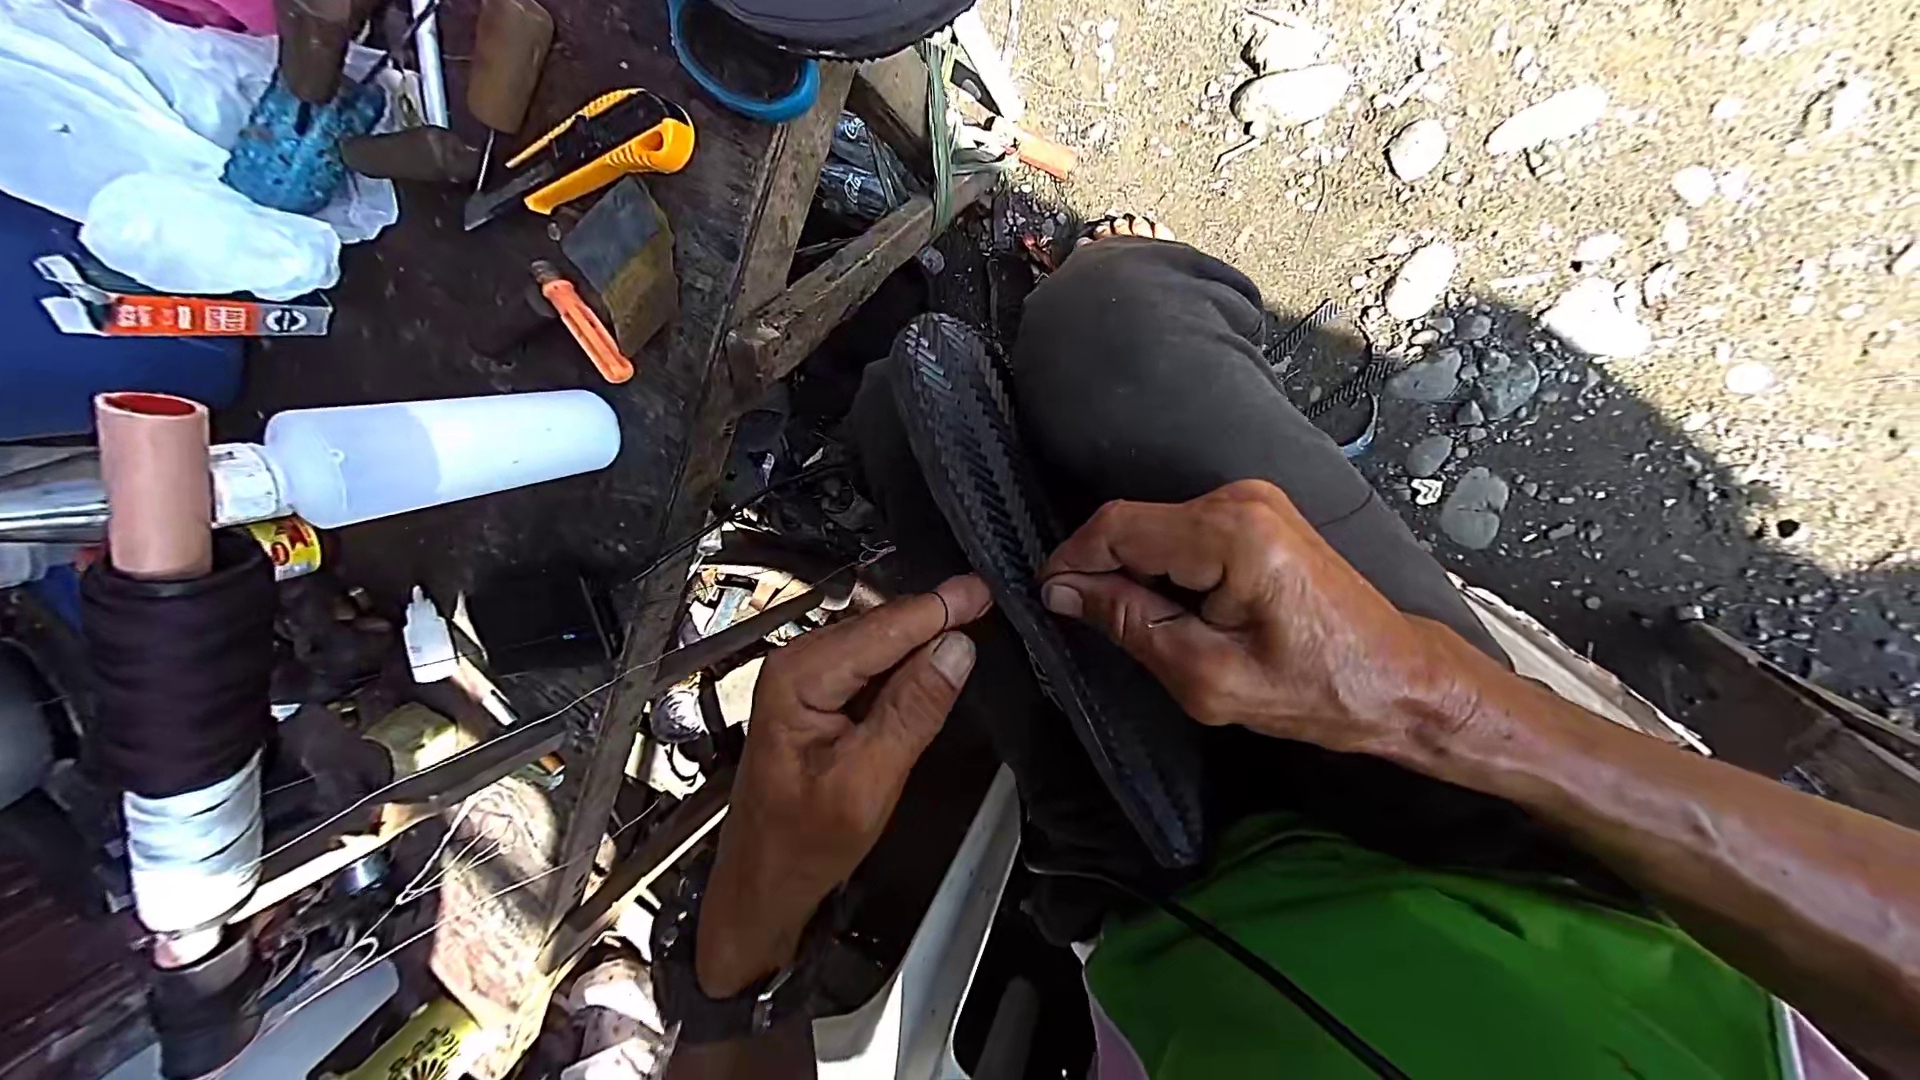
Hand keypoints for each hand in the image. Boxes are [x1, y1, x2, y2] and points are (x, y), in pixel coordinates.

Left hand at [695, 575, 991, 998]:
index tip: (982, 591)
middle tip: (984, 602)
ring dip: (925, 631)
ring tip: (969, 619)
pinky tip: (934, 655)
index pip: (885, 628)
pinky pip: (874, 660)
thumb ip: (912, 711)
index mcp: (800, 676)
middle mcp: (799, 662)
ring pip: (880, 638)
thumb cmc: (802, 844)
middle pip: (881, 624)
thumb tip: (956, 649)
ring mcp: (807, 674)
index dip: (940, 607)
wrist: (763, 880)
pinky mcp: (821, 689)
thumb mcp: (867, 783)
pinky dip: (909, 655)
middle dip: (935, 613)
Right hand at [1037, 480, 1472, 755]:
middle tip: (1100, 627)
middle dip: (1102, 574)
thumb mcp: (1208, 676)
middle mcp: (1239, 499)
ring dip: (1131, 575)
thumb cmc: (1320, 690)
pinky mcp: (1252, 512)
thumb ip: (1129, 624)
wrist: (1400, 678)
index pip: (1117, 529)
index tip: (1050, 600)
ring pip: (1149, 528)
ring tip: (1148, 625)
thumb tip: (1064, 592)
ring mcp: (1249, 500)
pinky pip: (1175, 531)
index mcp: (1231, 535)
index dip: (1071, 562)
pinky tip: (1176, 608)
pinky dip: (1158, 568)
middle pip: (1130, 524)